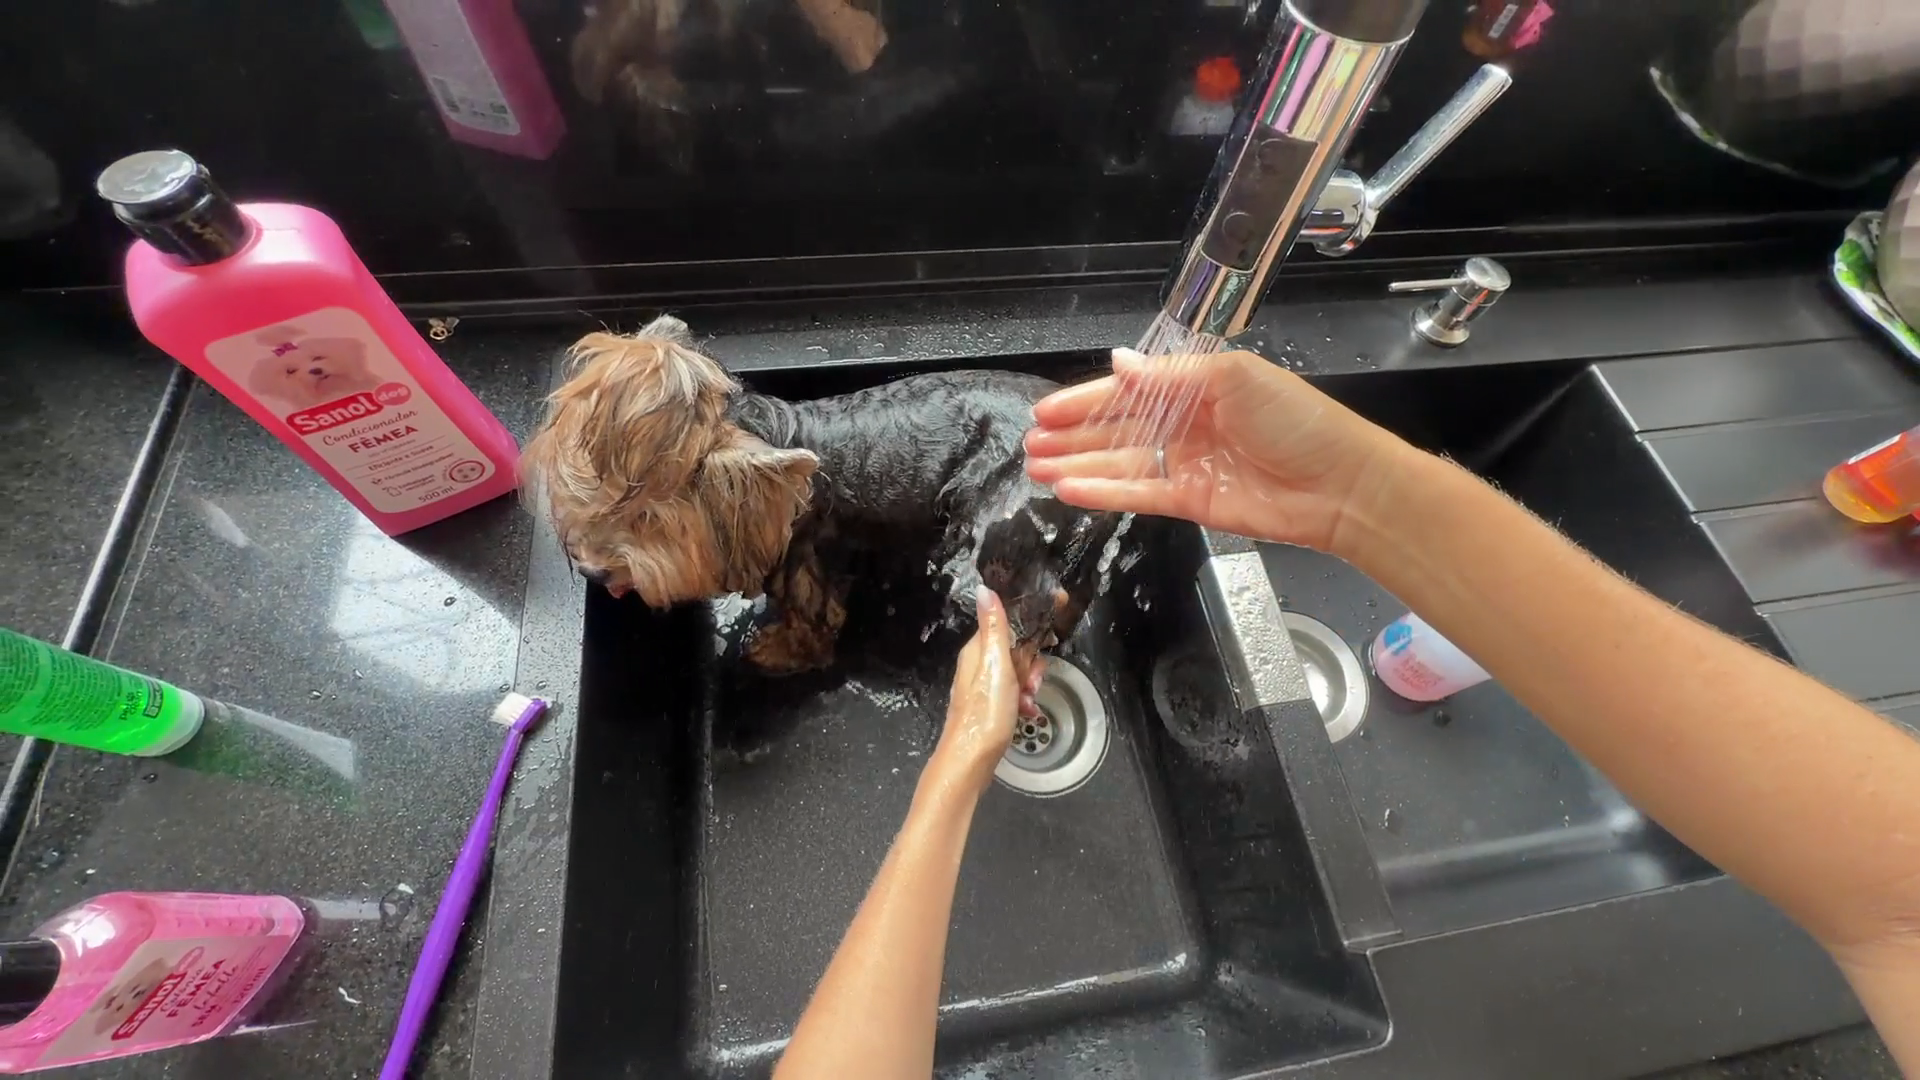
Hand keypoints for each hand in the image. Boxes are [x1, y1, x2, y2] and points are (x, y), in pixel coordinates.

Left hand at [933, 587, 1024, 792]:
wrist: (971, 761)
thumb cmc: (985, 713)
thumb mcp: (995, 664)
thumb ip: (994, 627)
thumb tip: (985, 589)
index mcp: (977, 649)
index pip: (1007, 623)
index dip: (1030, 625)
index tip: (1052, 628)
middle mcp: (977, 664)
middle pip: (1016, 650)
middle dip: (1032, 665)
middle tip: (1032, 683)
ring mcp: (983, 686)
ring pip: (1017, 673)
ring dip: (1029, 685)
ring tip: (1029, 701)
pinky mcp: (989, 706)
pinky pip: (1013, 693)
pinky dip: (1023, 701)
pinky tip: (1026, 713)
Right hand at [1025, 348, 1408, 556]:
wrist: (1340, 485)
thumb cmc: (1296, 421)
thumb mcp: (1234, 377)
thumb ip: (1170, 375)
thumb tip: (1119, 364)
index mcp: (1195, 386)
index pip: (1128, 391)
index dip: (1085, 400)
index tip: (1045, 411)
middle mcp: (1184, 423)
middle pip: (1116, 429)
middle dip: (1072, 435)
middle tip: (1031, 445)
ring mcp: (1183, 464)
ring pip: (1118, 463)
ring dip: (1077, 464)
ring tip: (1037, 468)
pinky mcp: (1186, 501)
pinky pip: (1136, 494)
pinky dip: (1102, 492)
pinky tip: (1069, 489)